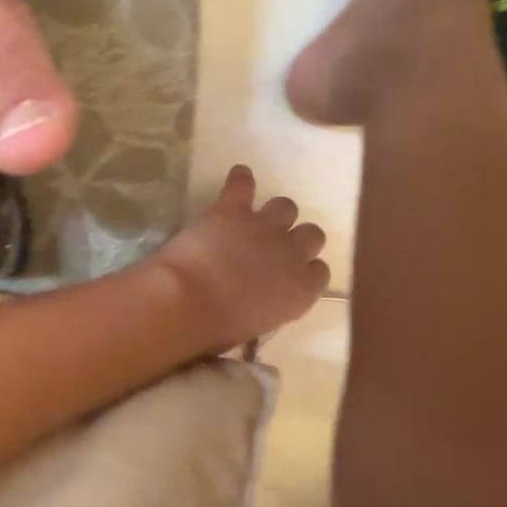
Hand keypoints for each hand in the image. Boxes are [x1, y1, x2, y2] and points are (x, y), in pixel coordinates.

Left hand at [149, 165, 331, 352]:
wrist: (186, 302)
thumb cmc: (214, 329)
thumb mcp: (254, 326)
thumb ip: (266, 306)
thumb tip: (256, 300)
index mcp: (300, 292)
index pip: (319, 273)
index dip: (304, 269)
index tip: (289, 273)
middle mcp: (292, 255)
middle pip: (312, 235)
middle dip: (295, 238)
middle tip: (274, 246)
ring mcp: (264, 228)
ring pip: (286, 206)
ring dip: (274, 212)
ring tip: (255, 218)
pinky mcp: (233, 210)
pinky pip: (242, 184)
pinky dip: (240, 180)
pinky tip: (238, 177)